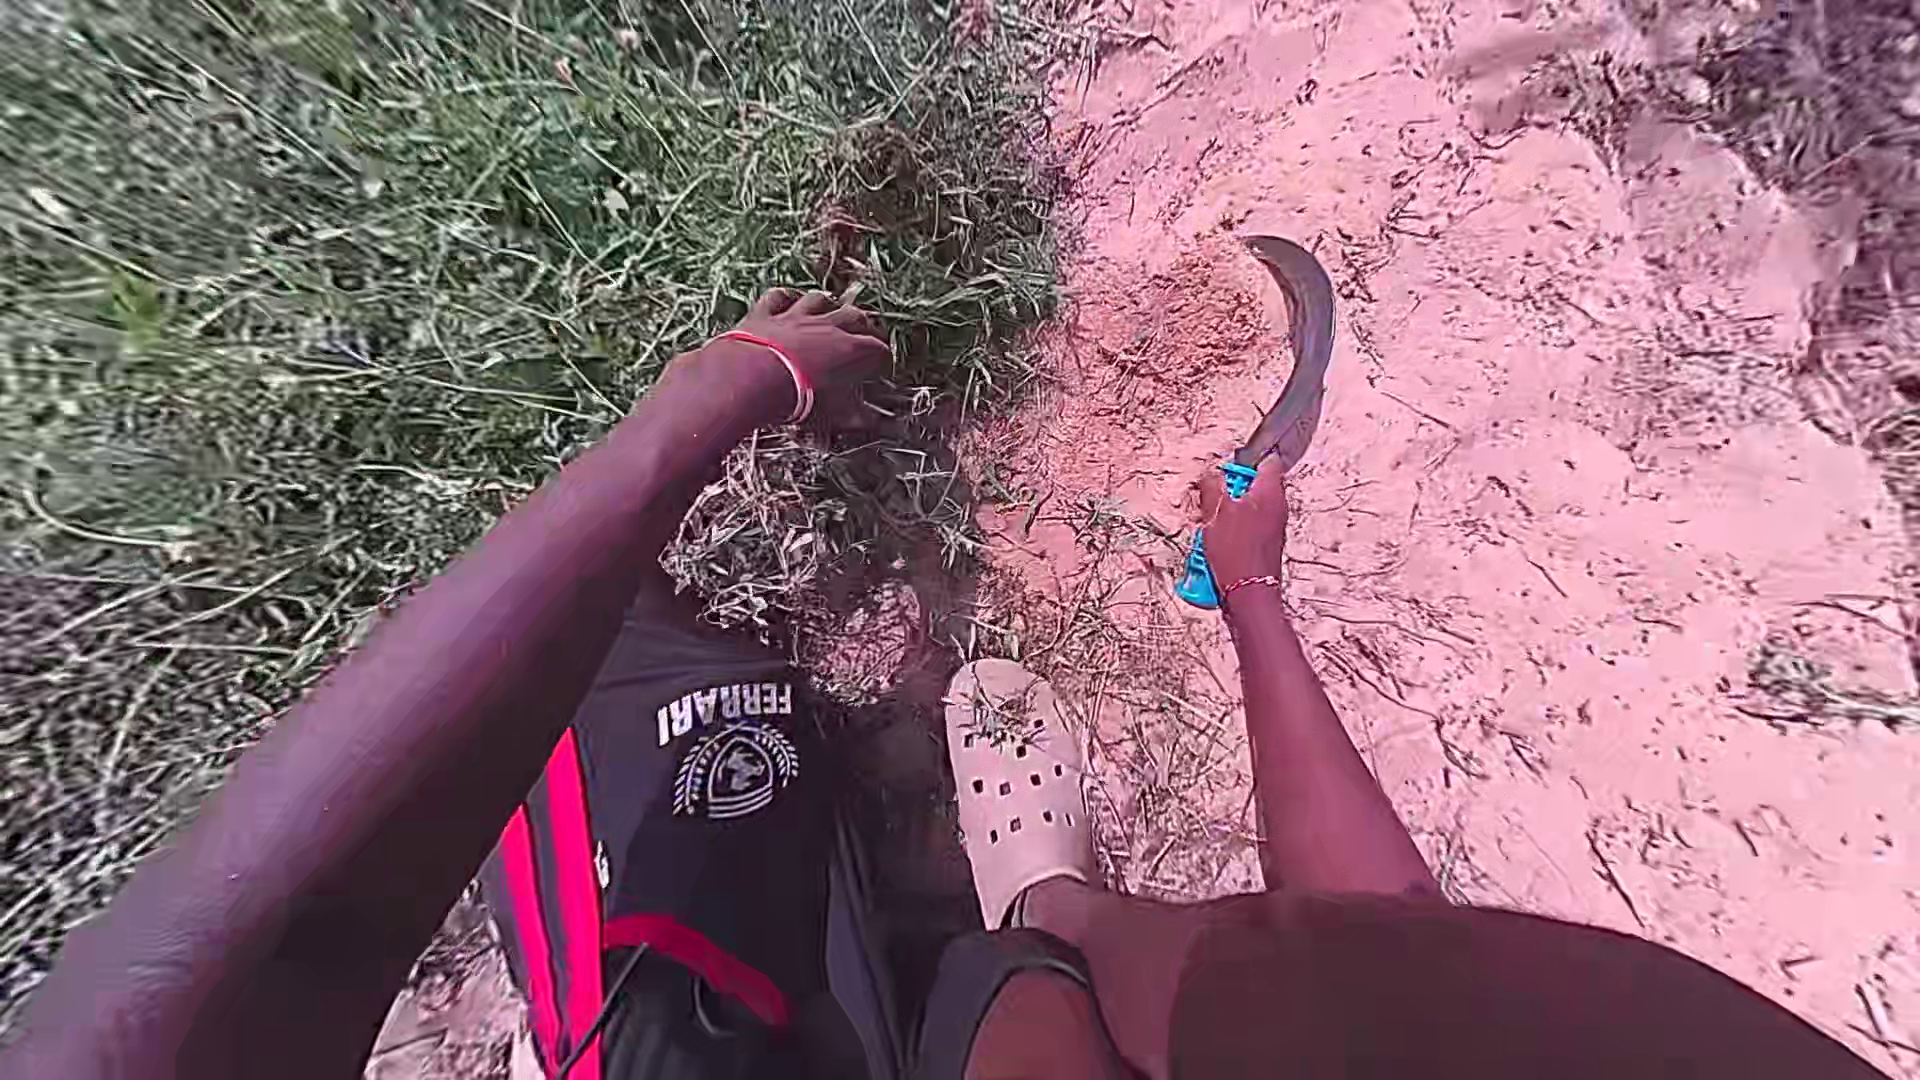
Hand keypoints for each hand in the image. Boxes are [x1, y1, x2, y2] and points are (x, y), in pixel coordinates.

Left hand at [663, 287, 891, 428]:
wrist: (754, 379)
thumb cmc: (800, 398)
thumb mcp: (835, 416)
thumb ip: (857, 417)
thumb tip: (874, 422)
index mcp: (851, 351)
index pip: (877, 349)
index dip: (883, 358)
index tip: (882, 366)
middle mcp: (827, 327)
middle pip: (855, 317)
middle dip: (864, 326)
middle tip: (867, 335)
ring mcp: (796, 316)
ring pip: (820, 300)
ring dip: (829, 305)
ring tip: (833, 311)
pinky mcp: (766, 314)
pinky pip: (778, 298)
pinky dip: (786, 298)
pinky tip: (789, 299)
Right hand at [1198, 453, 1288, 587]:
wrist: (1248, 590)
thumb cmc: (1234, 549)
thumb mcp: (1215, 512)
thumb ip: (1212, 487)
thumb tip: (1210, 474)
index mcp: (1270, 492)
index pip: (1267, 462)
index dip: (1245, 461)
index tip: (1225, 469)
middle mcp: (1277, 507)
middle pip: (1253, 486)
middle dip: (1230, 490)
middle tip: (1212, 499)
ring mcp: (1273, 526)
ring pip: (1247, 507)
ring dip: (1227, 511)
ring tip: (1211, 522)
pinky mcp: (1265, 543)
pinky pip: (1246, 526)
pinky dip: (1231, 528)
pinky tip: (1216, 540)